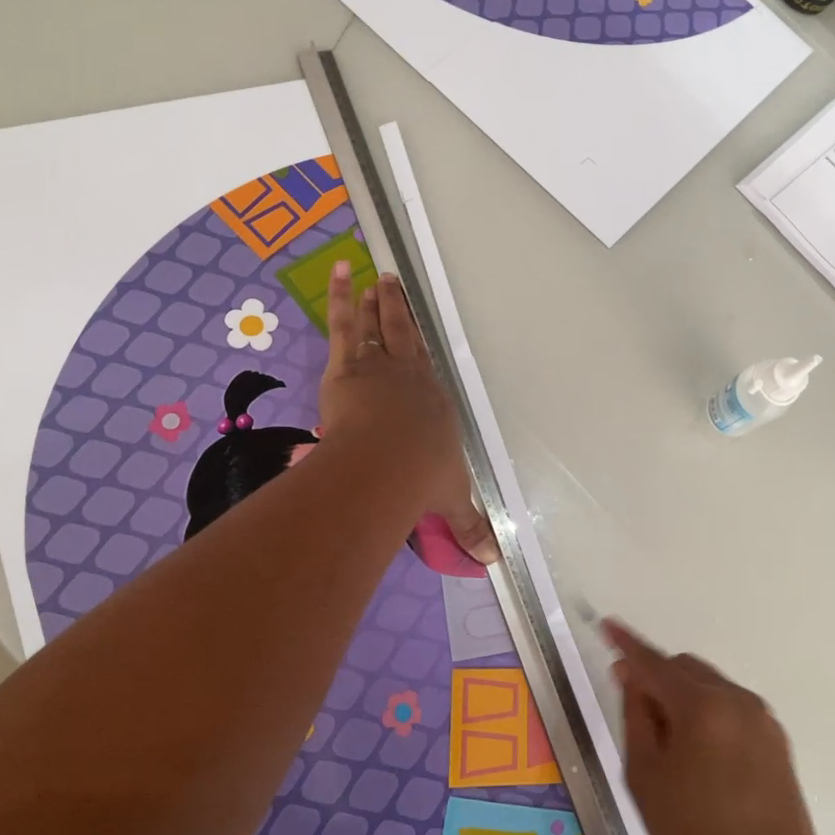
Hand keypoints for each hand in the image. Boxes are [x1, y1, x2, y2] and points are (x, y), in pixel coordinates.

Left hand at [323, 263, 497, 563]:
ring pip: (377, 326)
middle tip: (391, 282)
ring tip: (370, 276)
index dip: (419, 350)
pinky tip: (341, 272)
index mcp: (435, 405)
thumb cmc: (421, 481)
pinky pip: (345, 325)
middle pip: (405, 336)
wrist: (387, 466)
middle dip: (398, 310)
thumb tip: (493, 563)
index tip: (415, 332)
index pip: (426, 372)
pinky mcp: (348, 366)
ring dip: (374, 301)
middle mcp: (411, 378)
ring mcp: (380, 367)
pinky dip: (342, 298)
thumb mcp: (450, 502)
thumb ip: (469, 527)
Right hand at [603, 619, 824, 834]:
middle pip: (686, 668)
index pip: (654, 663)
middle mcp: (738, 700)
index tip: (608, 625)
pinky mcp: (778, 742)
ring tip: (670, 748)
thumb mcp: (646, 777)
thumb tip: (632, 676)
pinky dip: (709, 716)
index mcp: (702, 705)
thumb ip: (636, 716)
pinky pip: (733, 709)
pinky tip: (701, 760)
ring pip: (711, 687)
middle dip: (657, 677)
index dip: (627, 644)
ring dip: (684, 698)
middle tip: (634, 710)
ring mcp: (763, 720)